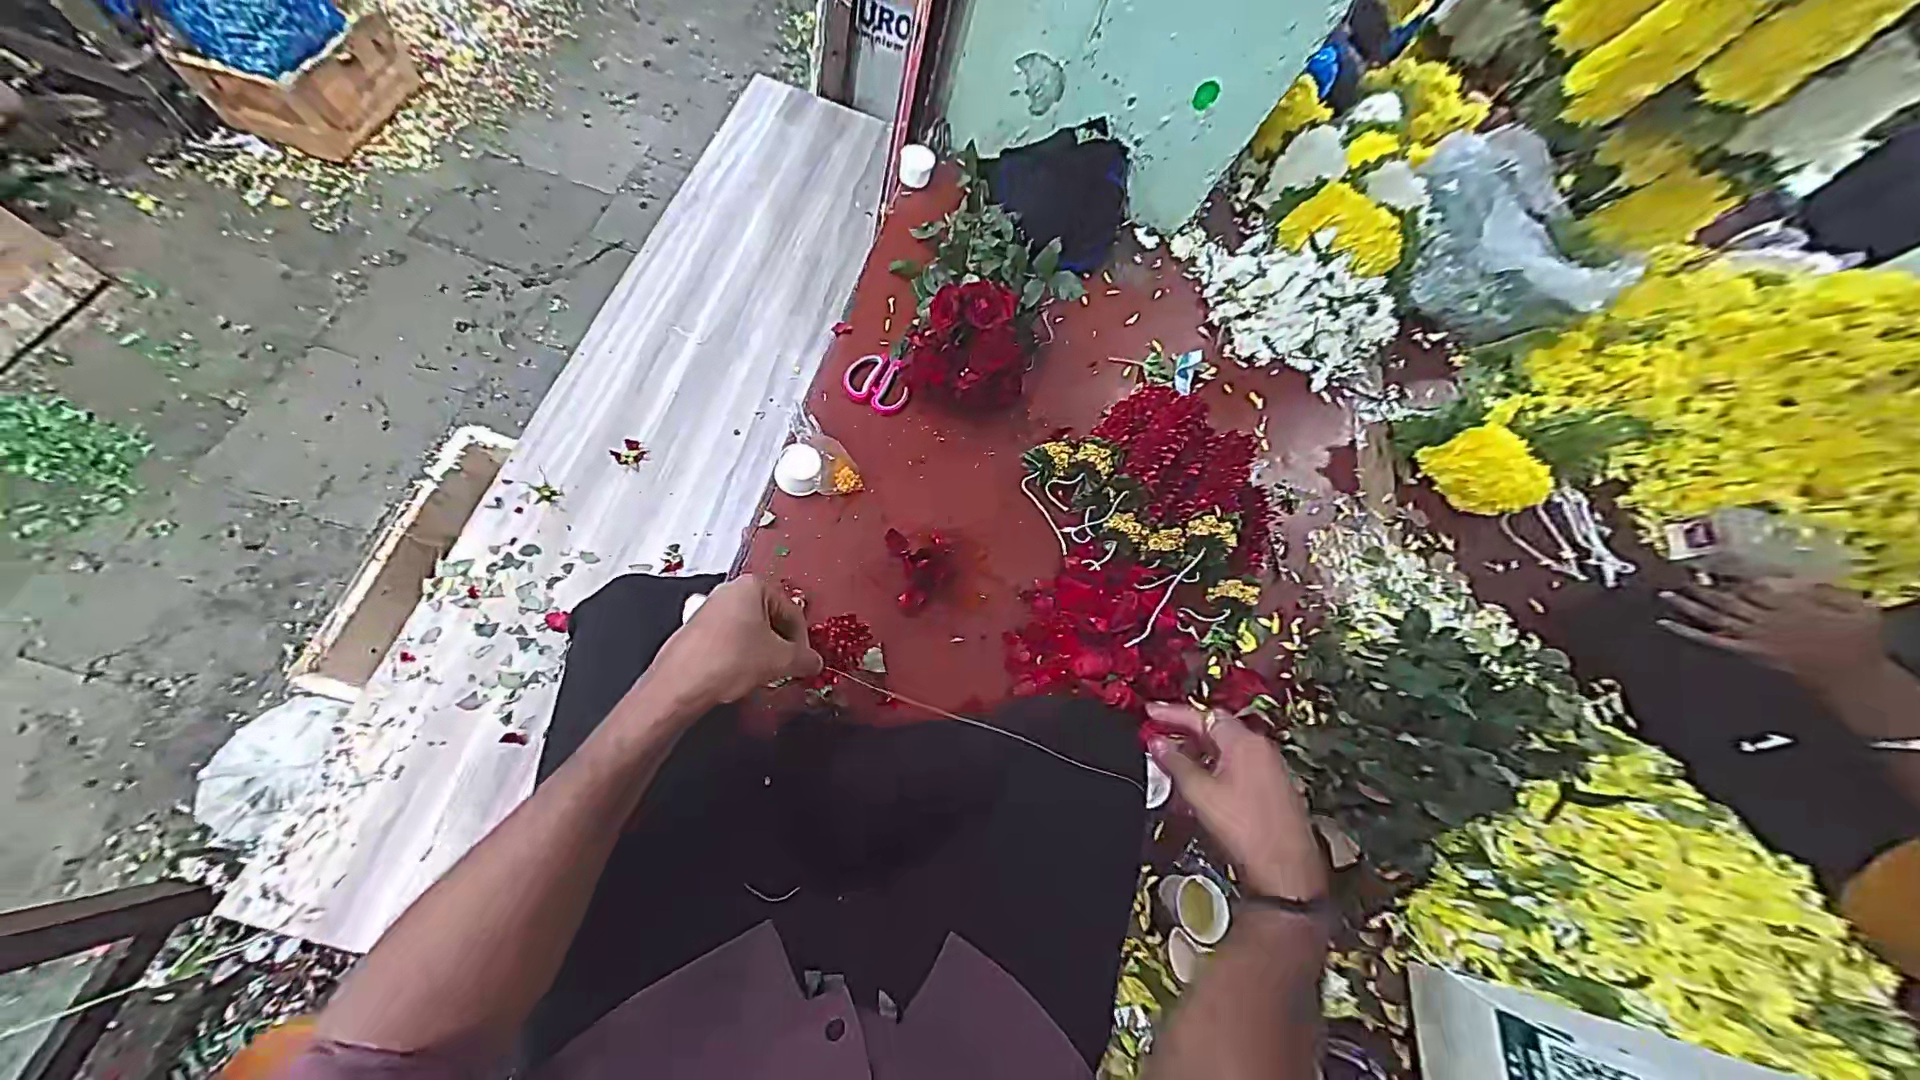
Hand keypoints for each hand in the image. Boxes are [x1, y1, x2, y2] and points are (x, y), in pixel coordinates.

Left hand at [637, 575, 821, 713]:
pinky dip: (741, 655)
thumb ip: (805, 659)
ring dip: (763, 652)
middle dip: (781, 646)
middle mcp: (729, 590)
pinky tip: (740, 675)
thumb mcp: (780, 661)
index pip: (792, 612)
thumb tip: (814, 662)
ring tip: (764, 675)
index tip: (804, 660)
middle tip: (787, 668)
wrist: (679, 685)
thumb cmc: (729, 661)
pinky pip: (730, 639)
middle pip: (771, 619)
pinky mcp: (695, 629)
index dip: (802, 640)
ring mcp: (710, 608)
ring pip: (750, 630)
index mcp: (752, 586)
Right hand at [1146, 703, 1325, 900]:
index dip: (1172, 713)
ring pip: (1225, 749)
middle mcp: (1260, 749)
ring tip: (1172, 761)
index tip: (1152, 712)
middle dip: (1184, 731)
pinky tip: (1197, 782)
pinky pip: (1236, 766)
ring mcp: (1269, 769)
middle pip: (1215, 729)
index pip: (1202, 715)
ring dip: (1197, 751)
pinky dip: (1213, 766)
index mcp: (1244, 742)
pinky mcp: (1271, 789)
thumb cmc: (1246, 831)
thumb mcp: (1199, 792)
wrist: (1285, 872)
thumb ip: (1174, 762)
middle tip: (1158, 735)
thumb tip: (1158, 743)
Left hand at [1659, 579, 1882, 692]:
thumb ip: (1828, 592)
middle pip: (1729, 599)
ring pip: (1714, 616)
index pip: (1753, 587)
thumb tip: (1800, 577)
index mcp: (1792, 606)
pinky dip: (1686, 631)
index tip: (1710, 567)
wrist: (1854, 676)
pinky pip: (1709, 639)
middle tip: (1678, 575)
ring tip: (1665, 593)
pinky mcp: (1745, 651)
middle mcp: (1767, 619)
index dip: (1732, 577)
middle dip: (1703, 587)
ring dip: (1688, 605)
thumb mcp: (1858, 609)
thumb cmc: (1858, 642)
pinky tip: (1664, 622)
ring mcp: (1753, 636)